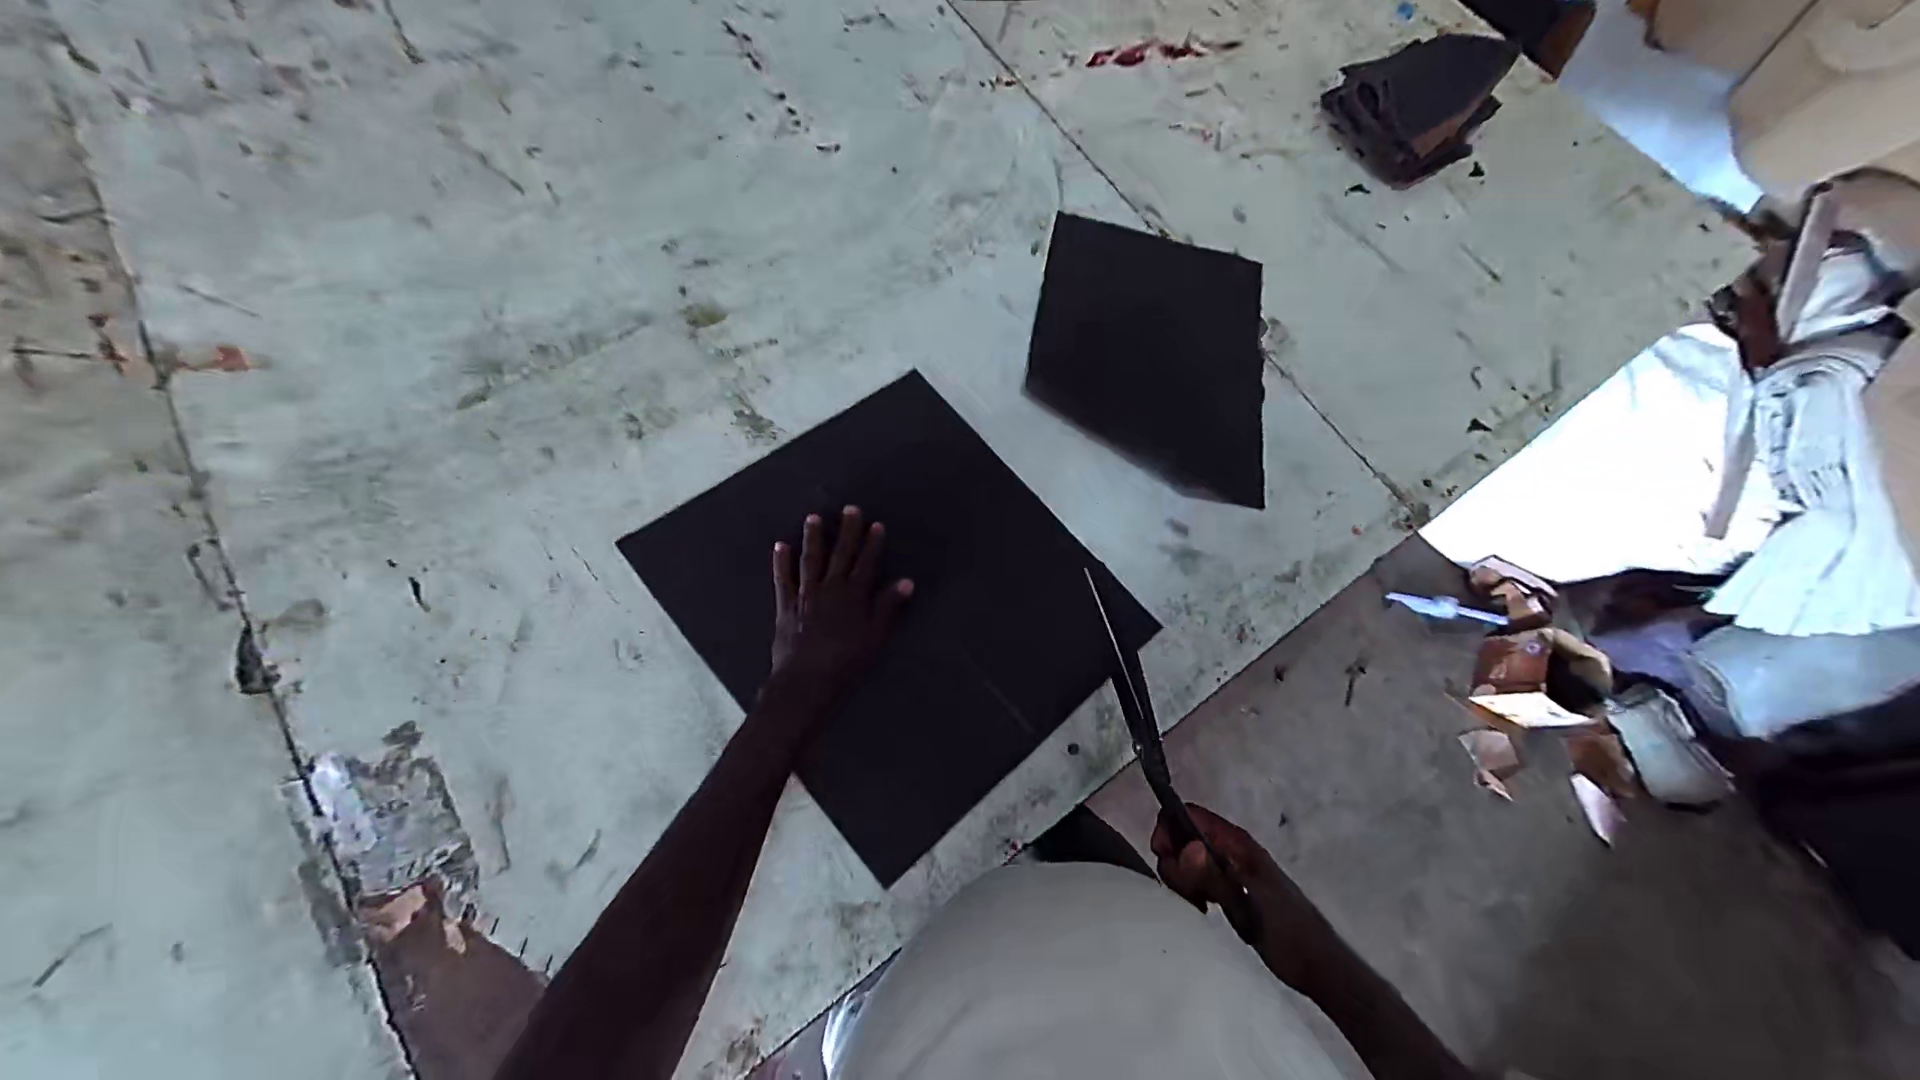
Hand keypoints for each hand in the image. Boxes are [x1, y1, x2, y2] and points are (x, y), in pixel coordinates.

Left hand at [765, 506, 912, 712]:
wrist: (807, 679)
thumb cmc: (847, 660)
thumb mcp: (875, 636)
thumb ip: (888, 607)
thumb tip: (906, 581)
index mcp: (853, 595)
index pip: (866, 563)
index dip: (872, 543)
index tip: (876, 524)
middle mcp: (829, 588)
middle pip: (840, 555)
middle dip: (847, 531)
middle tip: (850, 509)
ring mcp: (805, 595)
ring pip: (810, 560)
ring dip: (813, 538)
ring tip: (813, 517)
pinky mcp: (786, 606)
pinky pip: (783, 579)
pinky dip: (781, 562)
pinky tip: (780, 546)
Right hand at [1152, 802, 1335, 991]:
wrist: (1319, 967)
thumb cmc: (1288, 932)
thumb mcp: (1247, 903)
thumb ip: (1213, 876)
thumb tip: (1185, 848)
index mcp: (1236, 841)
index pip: (1189, 814)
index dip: (1170, 829)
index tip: (1165, 859)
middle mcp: (1230, 848)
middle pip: (1182, 835)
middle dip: (1174, 860)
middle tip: (1187, 890)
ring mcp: (1229, 867)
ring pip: (1186, 857)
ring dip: (1181, 878)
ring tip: (1198, 903)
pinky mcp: (1228, 887)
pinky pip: (1196, 876)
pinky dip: (1190, 889)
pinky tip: (1202, 907)